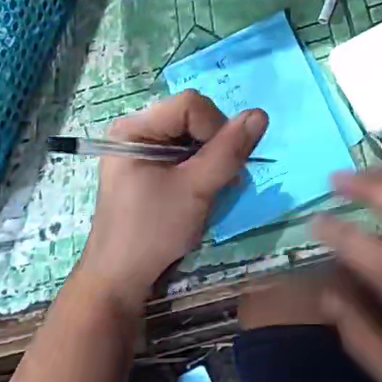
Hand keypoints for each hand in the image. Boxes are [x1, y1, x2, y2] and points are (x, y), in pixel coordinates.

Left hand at [75, 91, 266, 313]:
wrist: (120, 277)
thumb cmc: (152, 231)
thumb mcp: (196, 190)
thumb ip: (228, 151)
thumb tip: (260, 115)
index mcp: (135, 127)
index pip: (191, 104)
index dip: (216, 127)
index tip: (222, 164)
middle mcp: (137, 130)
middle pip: (193, 116)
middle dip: (215, 143)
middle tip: (221, 178)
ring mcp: (143, 148)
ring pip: (194, 134)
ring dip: (212, 157)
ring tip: (212, 186)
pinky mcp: (151, 166)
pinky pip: (186, 151)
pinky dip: (202, 167)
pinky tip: (201, 189)